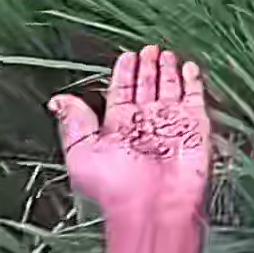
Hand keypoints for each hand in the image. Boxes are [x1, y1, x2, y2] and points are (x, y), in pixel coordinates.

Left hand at [48, 45, 212, 221]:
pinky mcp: (195, 123)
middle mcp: (146, 121)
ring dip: (168, 70)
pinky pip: (195, 96)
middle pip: (147, 86)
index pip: (122, 92)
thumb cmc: (116, 184)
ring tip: (167, 53)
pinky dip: (193, 80)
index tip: (127, 55)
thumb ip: (75, 122)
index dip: (124, 73)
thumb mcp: (82, 152)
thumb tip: (57, 99)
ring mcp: (172, 121)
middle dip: (147, 67)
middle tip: (150, 48)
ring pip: (171, 87)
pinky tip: (188, 67)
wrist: (155, 204)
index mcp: (119, 127)